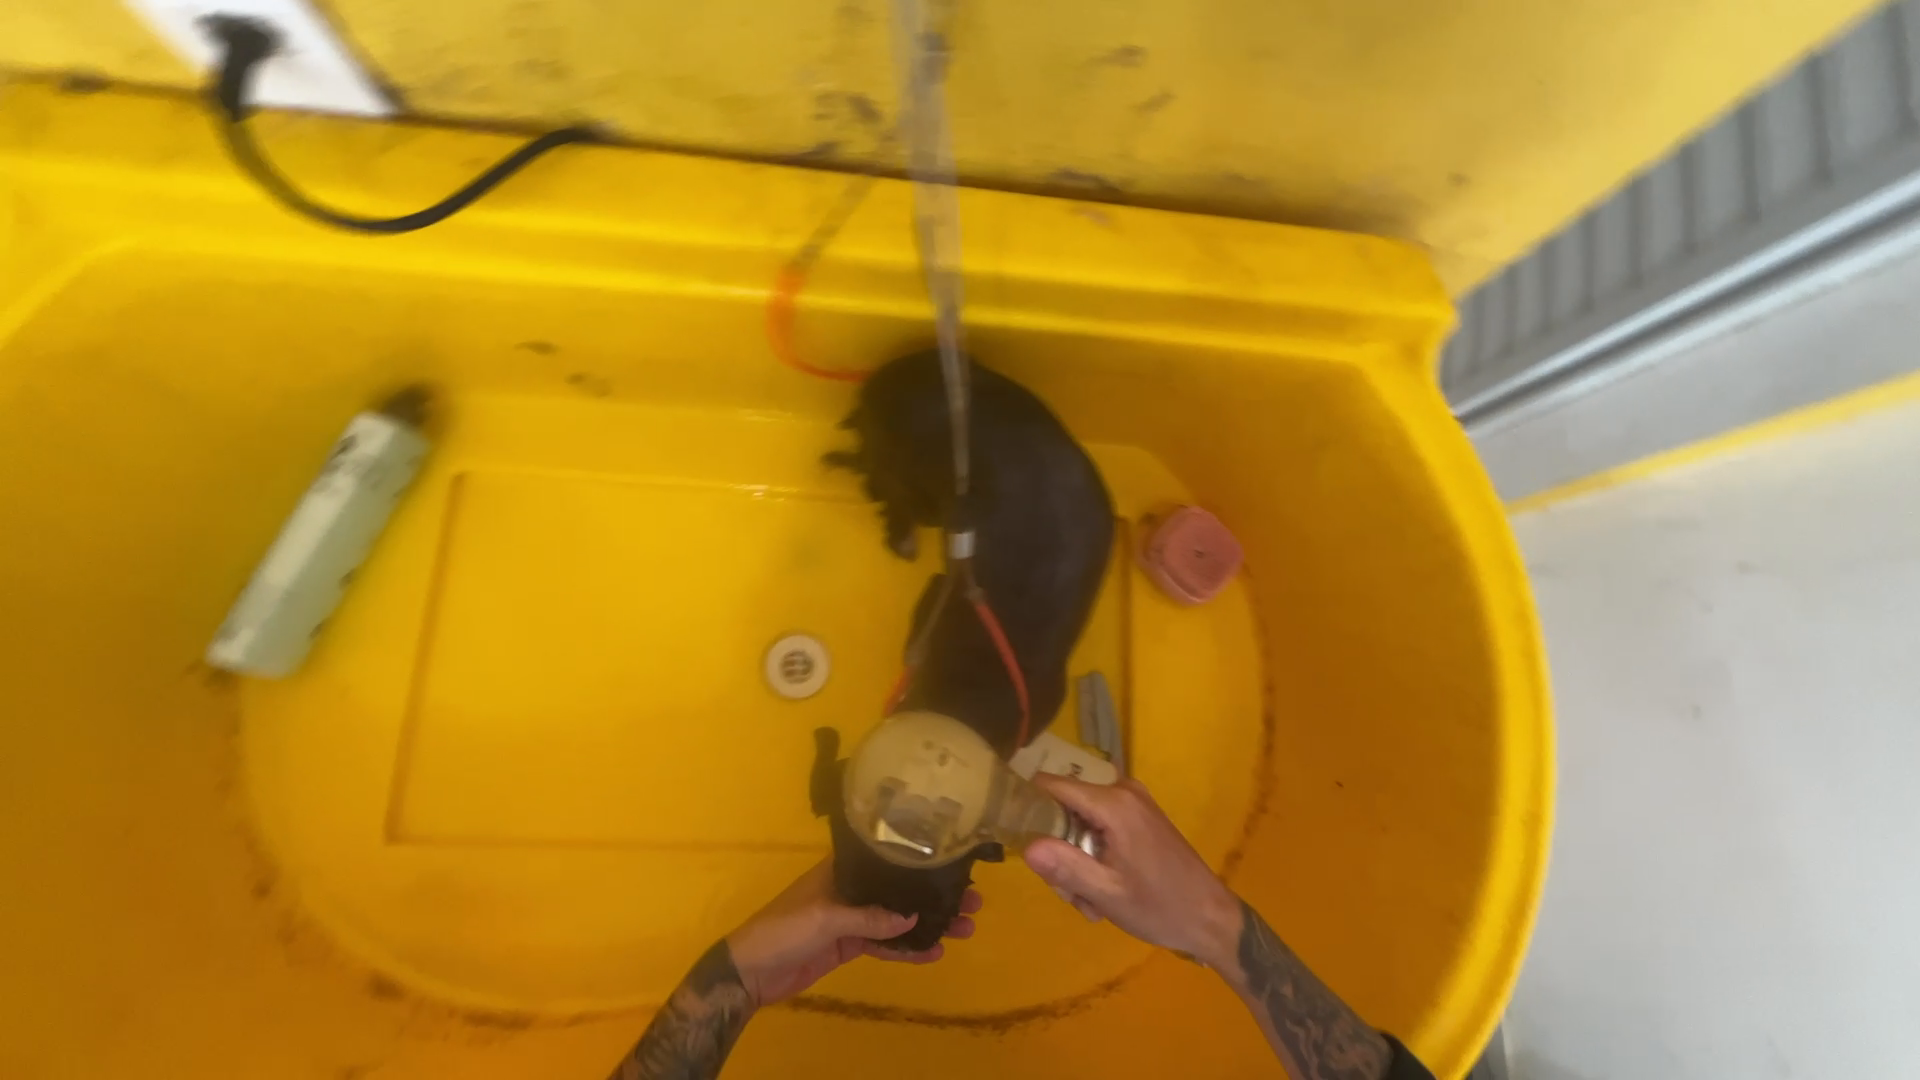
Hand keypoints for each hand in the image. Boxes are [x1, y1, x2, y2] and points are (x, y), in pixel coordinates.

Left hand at [725, 860, 981, 1006]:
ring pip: (899, 917)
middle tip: (972, 898)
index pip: (887, 855)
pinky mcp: (850, 945)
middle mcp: (853, 887)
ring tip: (965, 925)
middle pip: (900, 887)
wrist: (751, 972)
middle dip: (934, 892)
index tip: (952, 857)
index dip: (919, 856)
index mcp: (843, 867)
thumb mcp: (825, 917)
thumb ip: (868, 916)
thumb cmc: (784, 927)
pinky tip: (934, 952)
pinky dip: (908, 949)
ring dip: (929, 921)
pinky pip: (886, 944)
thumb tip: (912, 916)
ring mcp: (853, 917)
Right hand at [1023, 775, 1241, 969]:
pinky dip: (1095, 853)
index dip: (1028, 807)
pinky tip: (1106, 888)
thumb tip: (1026, 846)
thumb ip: (1066, 867)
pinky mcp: (1139, 814)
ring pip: (1080, 820)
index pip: (1051, 785)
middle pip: (1065, 807)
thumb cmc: (1160, 907)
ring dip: (1077, 858)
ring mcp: (1133, 801)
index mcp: (1113, 804)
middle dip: (1060, 849)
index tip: (1017, 840)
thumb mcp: (1107, 893)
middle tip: (1072, 894)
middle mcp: (1122, 791)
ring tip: (1094, 900)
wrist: (1212, 919)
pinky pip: (1099, 824)